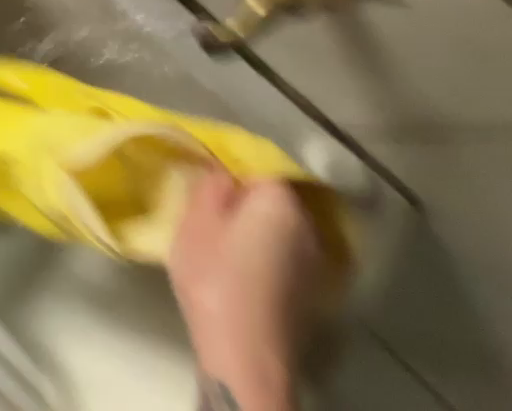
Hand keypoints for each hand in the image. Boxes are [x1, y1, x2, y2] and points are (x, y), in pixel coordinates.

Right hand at [167, 171, 326, 410]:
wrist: (247, 350)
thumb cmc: (214, 278)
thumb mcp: (194, 224)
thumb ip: (210, 190)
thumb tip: (221, 170)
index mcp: (280, 206)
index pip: (263, 167)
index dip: (234, 164)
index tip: (207, 170)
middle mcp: (312, 228)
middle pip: (278, 198)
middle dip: (248, 195)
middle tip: (210, 202)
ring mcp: (320, 262)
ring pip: (286, 226)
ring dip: (260, 223)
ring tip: (225, 233)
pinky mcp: (316, 288)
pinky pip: (291, 251)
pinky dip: (270, 248)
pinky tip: (245, 262)